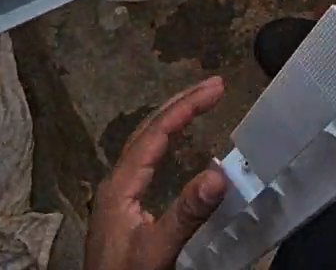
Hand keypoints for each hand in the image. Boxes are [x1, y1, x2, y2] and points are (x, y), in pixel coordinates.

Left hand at [87, 77, 229, 269]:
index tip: (218, 89)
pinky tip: (175, 142)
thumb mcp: (157, 251)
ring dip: (173, 116)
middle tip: (215, 85)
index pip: (156, 132)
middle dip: (181, 102)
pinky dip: (166, 137)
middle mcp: (116, 183)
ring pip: (144, 141)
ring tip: (200, 100)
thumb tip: (218, 172)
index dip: (187, 106)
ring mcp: (118, 196)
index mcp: (120, 185)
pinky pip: (146, 157)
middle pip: (147, 129)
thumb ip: (186, 213)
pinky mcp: (124, 209)